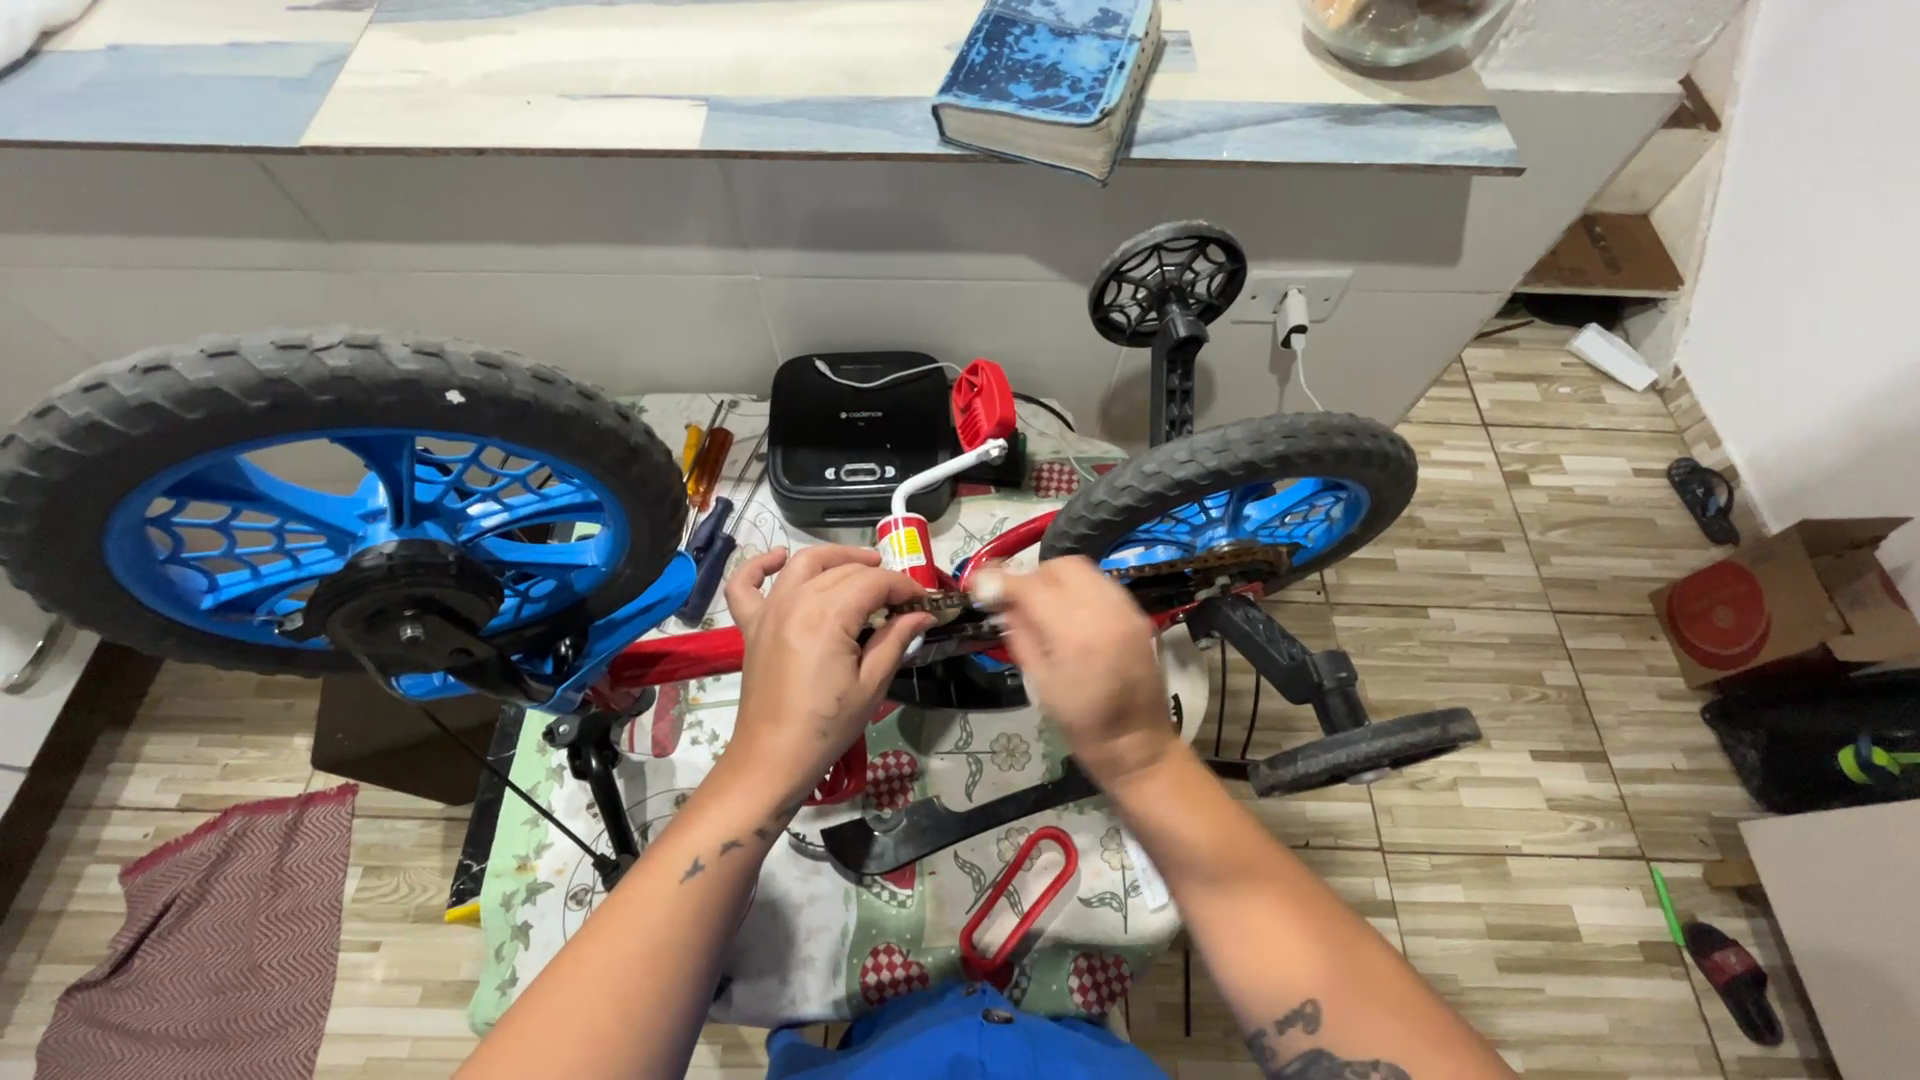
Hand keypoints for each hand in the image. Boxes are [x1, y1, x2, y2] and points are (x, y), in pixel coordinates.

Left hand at [723, 545, 935, 799]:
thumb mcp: (871, 685)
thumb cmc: (827, 727)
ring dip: (836, 556)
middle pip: (844, 570)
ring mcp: (769, 610)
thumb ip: (896, 640)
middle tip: (901, 598)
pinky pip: (746, 584)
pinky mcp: (751, 625)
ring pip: (804, 563)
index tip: (924, 601)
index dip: (904, 586)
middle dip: (879, 576)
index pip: (874, 582)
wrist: (772, 758)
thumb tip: (922, 615)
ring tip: (864, 563)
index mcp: (828, 616)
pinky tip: (780, 558)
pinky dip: (759, 564)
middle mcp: (796, 601)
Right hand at [991, 556, 1178, 784]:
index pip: (1030, 586)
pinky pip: (1102, 584)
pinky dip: (1080, 589)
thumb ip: (1020, 636)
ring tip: (1043, 606)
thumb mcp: (1039, 683)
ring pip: (1084, 569)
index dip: (1000, 581)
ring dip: (1056, 579)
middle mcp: (1104, 610)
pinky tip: (1071, 614)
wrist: (1138, 744)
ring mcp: (1126, 610)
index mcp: (1074, 633)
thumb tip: (1002, 605)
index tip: (980, 585)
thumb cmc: (1082, 724)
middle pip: (1060, 566)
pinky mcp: (1138, 615)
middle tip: (1017, 599)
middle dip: (1032, 576)